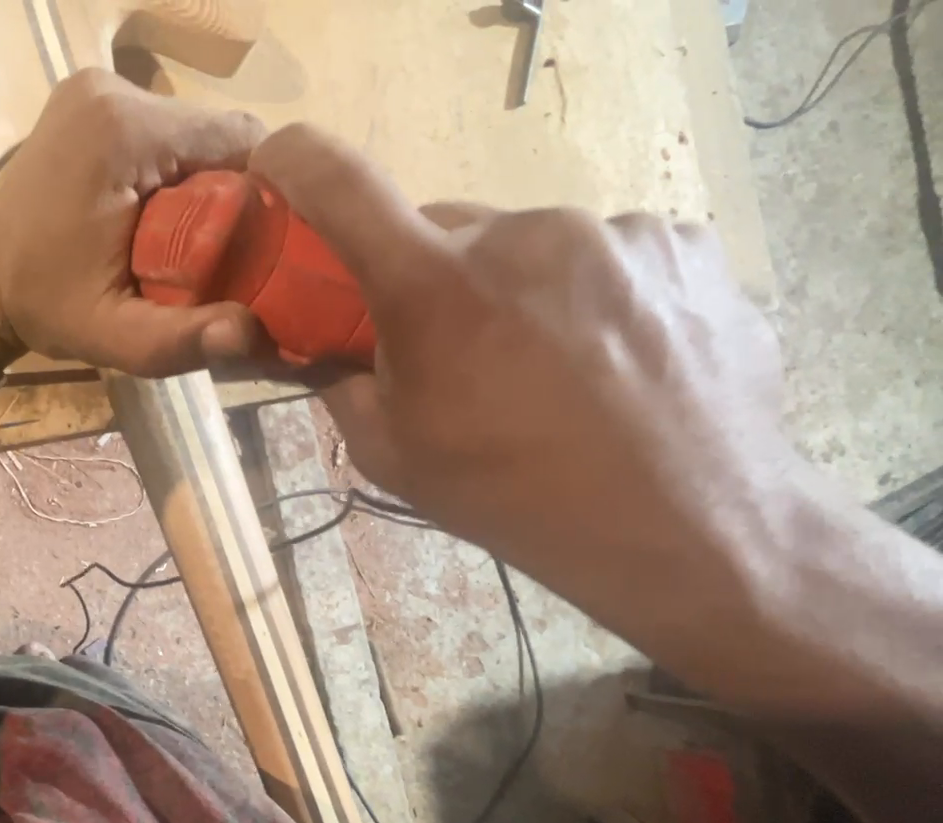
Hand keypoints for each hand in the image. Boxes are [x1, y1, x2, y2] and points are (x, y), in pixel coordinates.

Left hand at [0, 69, 269, 376]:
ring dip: (198, 184)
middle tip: (211, 253)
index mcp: (123, 132)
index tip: (247, 248)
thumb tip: (252, 334)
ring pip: (189, 131)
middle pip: (213, 134)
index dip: (258, 198)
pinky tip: (155, 215)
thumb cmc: (43, 311)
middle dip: (225, 194)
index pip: (239, 142)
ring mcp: (93, 90)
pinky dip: (169, 170)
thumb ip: (180, 339)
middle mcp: (110, 92)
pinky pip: (157, 130)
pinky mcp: (85, 101)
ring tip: (181, 238)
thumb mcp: (113, 337)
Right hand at [247, 123, 806, 640]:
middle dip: (424, 275)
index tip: (275, 166)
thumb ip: (342, 381)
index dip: (295, 161)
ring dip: (508, 286)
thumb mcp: (390, 453)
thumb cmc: (509, 495)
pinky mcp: (681, 242)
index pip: (342, 185)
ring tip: (540, 365)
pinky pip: (600, 252)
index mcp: (435, 288)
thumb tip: (325, 346)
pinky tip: (605, 356)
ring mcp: (613, 231)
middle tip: (445, 346)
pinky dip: (583, 291)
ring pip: (524, 243)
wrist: (686, 524)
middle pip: (440, 229)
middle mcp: (522, 233)